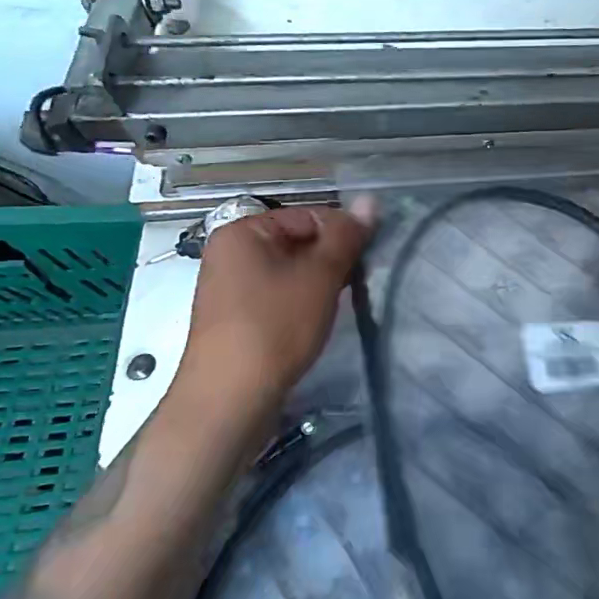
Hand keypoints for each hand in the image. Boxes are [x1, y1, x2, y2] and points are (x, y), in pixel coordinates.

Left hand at [174, 205, 370, 403]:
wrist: (230, 397)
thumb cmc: (275, 326)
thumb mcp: (320, 276)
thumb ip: (346, 237)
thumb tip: (370, 200)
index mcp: (243, 231)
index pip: (308, 216)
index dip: (342, 235)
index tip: (367, 260)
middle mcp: (230, 253)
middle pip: (297, 243)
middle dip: (330, 261)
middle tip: (356, 284)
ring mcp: (229, 287)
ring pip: (289, 272)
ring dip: (318, 284)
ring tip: (339, 305)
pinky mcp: (235, 318)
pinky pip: (276, 296)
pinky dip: (300, 303)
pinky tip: (315, 322)